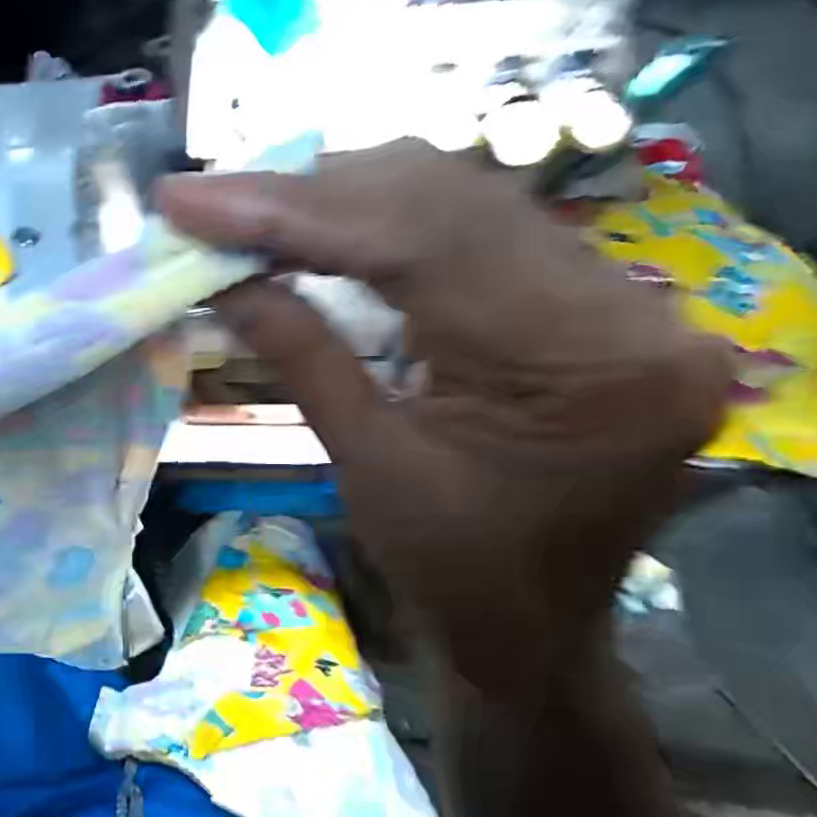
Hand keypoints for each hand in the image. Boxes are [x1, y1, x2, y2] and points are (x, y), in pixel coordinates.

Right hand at [159, 146, 730, 691]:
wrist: (530, 624)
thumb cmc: (448, 567)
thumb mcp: (363, 463)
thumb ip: (300, 353)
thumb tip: (219, 278)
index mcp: (582, 365)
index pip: (422, 243)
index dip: (292, 210)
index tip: (192, 198)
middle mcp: (624, 307)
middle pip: (445, 200)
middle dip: (306, 192)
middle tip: (204, 196)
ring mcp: (615, 295)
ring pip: (455, 197)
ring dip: (334, 195)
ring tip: (242, 205)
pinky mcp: (580, 297)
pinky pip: (466, 227)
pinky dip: (372, 218)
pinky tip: (307, 221)